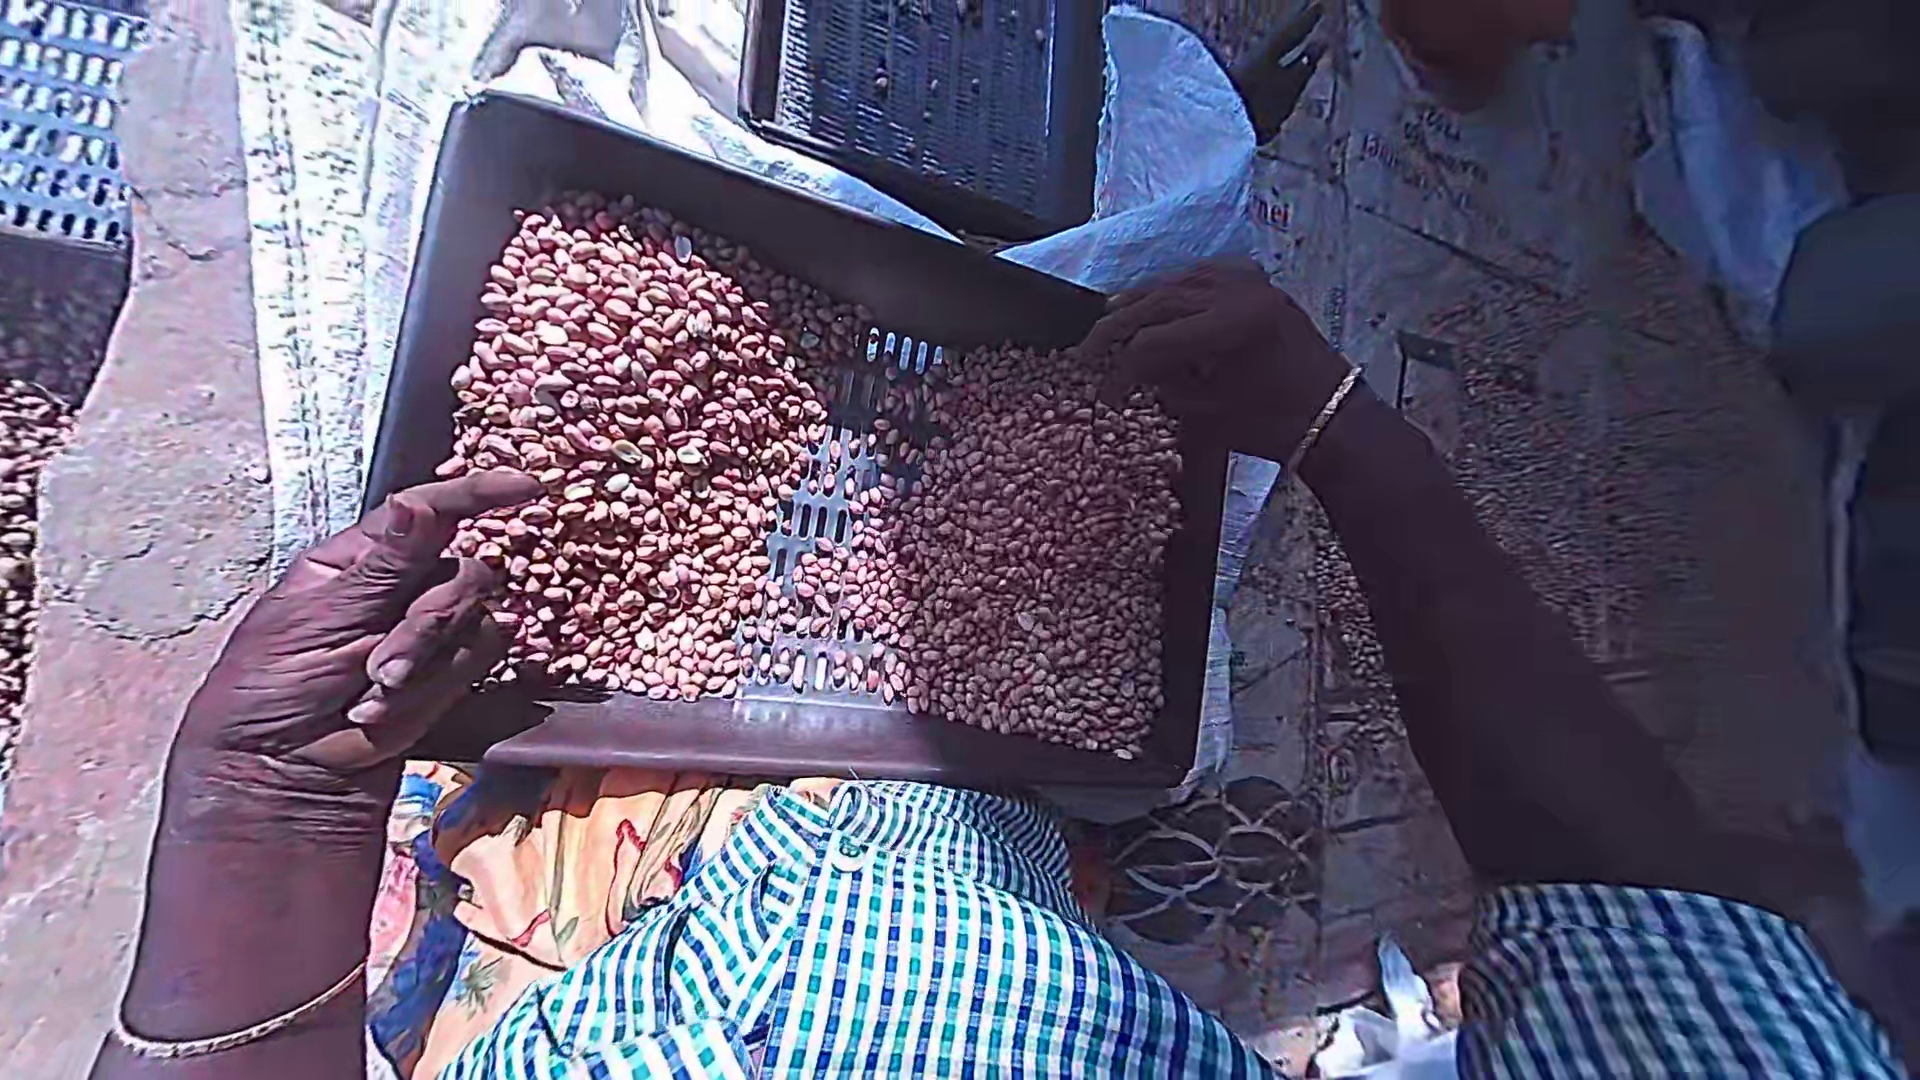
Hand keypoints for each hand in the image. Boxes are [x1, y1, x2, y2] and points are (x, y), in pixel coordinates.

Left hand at [166, 470, 542, 840]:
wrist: (290, 768)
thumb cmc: (271, 689)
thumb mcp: (316, 621)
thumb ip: (382, 566)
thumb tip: (417, 507)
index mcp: (362, 559)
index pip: (428, 512)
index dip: (479, 494)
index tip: (527, 486)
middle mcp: (409, 581)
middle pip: (465, 571)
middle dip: (431, 619)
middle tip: (384, 665)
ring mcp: (440, 621)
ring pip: (478, 612)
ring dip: (429, 655)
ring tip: (377, 689)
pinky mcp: (463, 657)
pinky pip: (484, 649)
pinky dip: (442, 679)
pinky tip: (390, 701)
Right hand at [1083, 259, 1352, 460]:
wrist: (1329, 412)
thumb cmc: (1271, 423)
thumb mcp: (1207, 412)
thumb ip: (1163, 384)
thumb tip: (1129, 368)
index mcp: (1232, 326)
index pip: (1153, 341)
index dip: (1121, 370)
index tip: (1104, 394)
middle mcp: (1239, 292)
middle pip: (1159, 302)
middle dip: (1117, 327)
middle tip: (1087, 348)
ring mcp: (1250, 283)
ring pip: (1177, 282)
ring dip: (1140, 301)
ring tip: (1110, 316)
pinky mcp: (1256, 285)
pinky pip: (1204, 275)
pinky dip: (1174, 287)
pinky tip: (1156, 297)